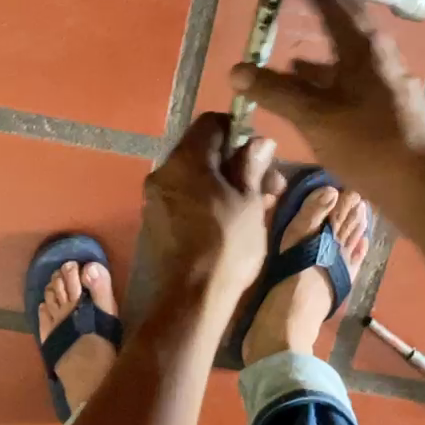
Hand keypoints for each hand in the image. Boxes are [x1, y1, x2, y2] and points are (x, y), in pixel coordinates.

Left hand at [143, 112, 277, 303]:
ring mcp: (154, 200)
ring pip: (195, 178)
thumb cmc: (227, 247)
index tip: (262, 155)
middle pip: (202, 152)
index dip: (239, 131)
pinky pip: (184, 199)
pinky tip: (230, 225)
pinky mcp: (154, 224)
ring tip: (256, 209)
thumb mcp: (250, 203)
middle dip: (237, 163)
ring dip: (225, 185)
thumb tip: (259, 141)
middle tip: (270, 187)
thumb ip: (252, 167)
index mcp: (186, 160)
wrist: (188, 301)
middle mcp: (163, 173)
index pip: (211, 123)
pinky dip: (207, 202)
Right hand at [229, 0, 424, 202]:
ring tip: (297, 55)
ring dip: (325, 52)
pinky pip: (353, 84)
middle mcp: (379, 60)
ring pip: (350, 59)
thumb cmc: (370, 143)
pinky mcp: (390, 111)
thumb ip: (276, 92)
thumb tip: (237, 70)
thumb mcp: (315, 116)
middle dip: (327, 7)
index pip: (336, 4)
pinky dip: (331, 82)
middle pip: (349, 25)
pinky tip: (317, 100)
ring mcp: (388, 86)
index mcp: (363, 49)